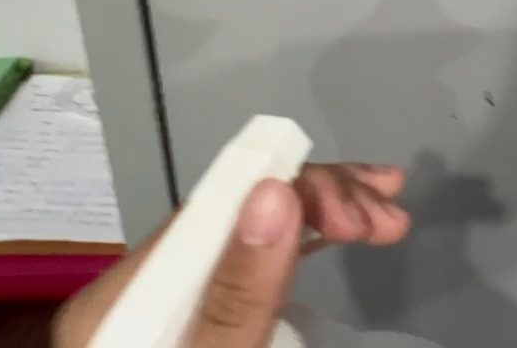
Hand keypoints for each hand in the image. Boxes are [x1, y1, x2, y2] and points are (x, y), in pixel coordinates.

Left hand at [54, 163, 408, 346]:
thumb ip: (236, 297)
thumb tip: (275, 190)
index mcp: (125, 297)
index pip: (221, 207)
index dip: (300, 191)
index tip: (365, 215)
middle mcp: (142, 289)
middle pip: (241, 212)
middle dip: (325, 202)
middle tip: (390, 219)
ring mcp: (167, 308)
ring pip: (253, 228)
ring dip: (325, 214)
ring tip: (387, 218)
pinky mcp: (192, 327)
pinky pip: (252, 261)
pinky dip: (304, 240)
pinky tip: (338, 235)